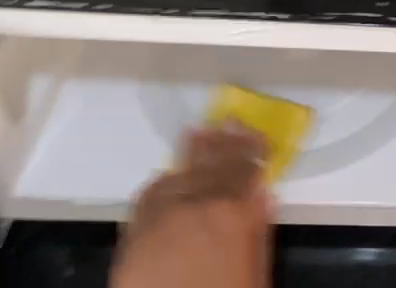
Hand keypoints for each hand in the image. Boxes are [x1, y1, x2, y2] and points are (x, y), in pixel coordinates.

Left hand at [111, 126, 274, 287]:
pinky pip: (149, 198)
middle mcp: (197, 205)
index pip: (245, 168)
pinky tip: (169, 179)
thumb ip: (257, 231)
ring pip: (180, 175)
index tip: (259, 137)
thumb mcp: (255, 274)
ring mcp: (161, 219)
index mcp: (233, 213)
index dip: (253, 150)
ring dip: (194, 157)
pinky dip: (164, 184)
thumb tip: (262, 194)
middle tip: (229, 122)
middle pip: (213, 163)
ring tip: (200, 135)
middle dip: (224, 142)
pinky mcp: (133, 239)